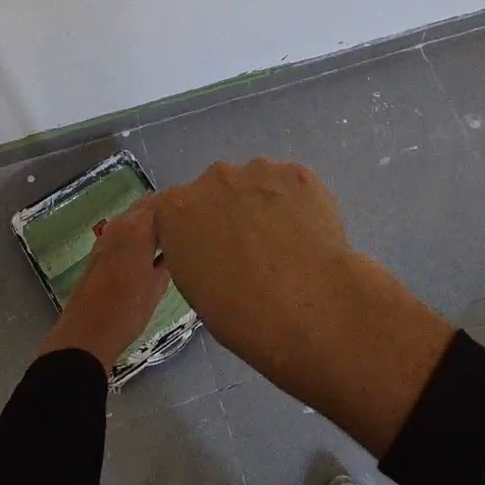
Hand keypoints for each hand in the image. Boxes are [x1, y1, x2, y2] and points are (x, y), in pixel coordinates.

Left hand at [37, 198, 170, 375]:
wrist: (87, 333)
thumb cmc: (128, 310)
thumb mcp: (157, 286)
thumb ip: (167, 260)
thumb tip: (177, 246)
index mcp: (137, 229)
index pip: (161, 202)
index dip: (178, 203)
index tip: (196, 209)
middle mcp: (120, 225)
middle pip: (145, 207)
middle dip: (164, 210)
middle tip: (187, 220)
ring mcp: (106, 237)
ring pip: (133, 219)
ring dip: (150, 222)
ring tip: (173, 234)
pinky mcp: (99, 251)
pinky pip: (123, 232)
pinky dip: (137, 233)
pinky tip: (151, 248)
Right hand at [154, 159, 453, 454]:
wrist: (309, 307)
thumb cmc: (243, 313)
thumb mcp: (196, 287)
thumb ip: (195, 252)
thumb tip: (213, 247)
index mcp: (176, 209)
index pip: (175, 210)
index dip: (195, 232)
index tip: (212, 254)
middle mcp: (213, 178)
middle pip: (217, 190)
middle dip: (230, 213)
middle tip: (252, 250)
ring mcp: (258, 170)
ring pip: (256, 183)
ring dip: (264, 204)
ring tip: (287, 244)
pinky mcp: (299, 173)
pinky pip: (292, 185)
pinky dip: (298, 203)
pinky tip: (309, 235)